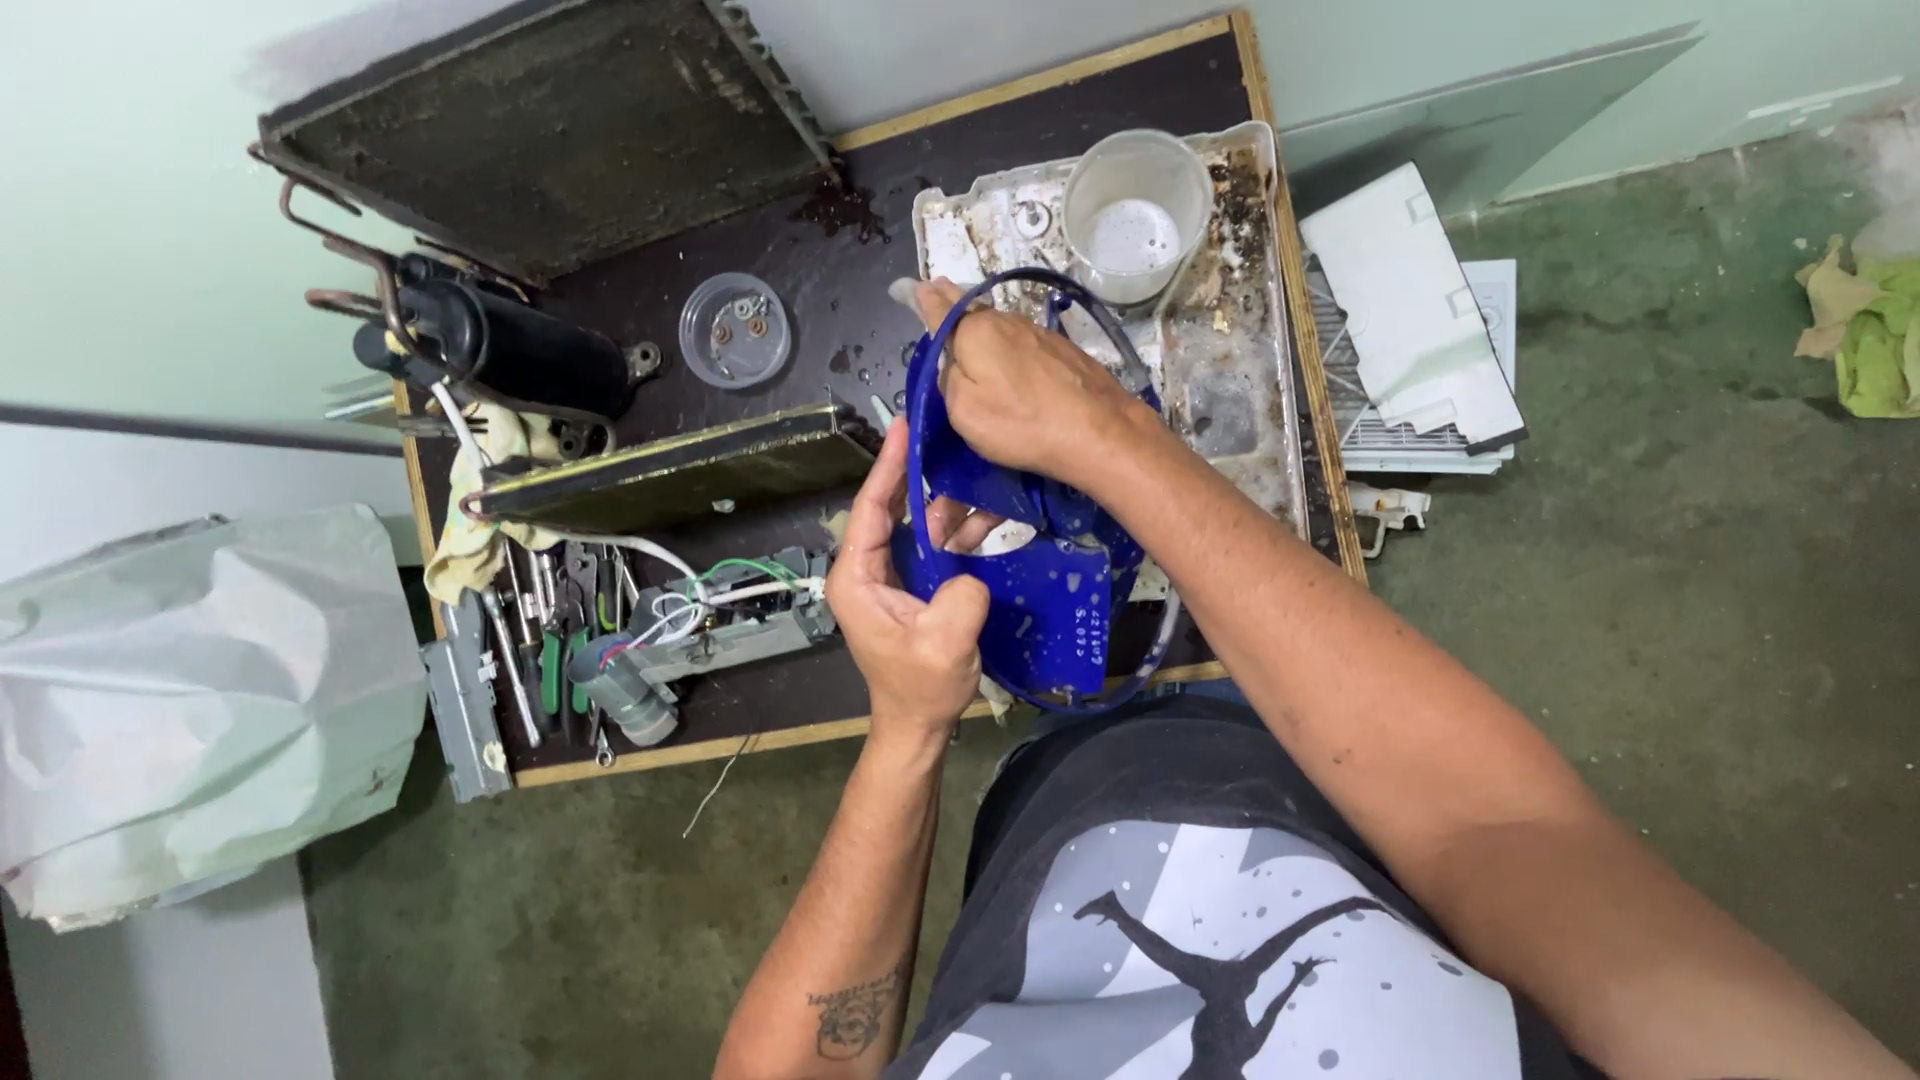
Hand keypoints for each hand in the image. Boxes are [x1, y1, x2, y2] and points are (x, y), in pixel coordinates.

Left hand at [827, 419, 992, 747]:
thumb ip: (960, 598)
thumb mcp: (944, 645)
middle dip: (915, 473)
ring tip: (977, 478)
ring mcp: (888, 578)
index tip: (902, 426)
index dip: (887, 466)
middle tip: (942, 435)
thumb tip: (970, 573)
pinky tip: (983, 517)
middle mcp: (866, 571)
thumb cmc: (920, 688)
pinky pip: (930, 547)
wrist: (918, 723)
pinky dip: (953, 531)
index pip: (870, 509)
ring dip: (944, 505)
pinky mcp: (910, 587)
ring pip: (914, 525)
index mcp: (857, 578)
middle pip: (889, 508)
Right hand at [912, 278, 1159, 487]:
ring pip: (998, 325)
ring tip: (968, 329)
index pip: (938, 308)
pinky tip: (1008, 357)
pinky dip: (1008, 344)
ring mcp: (1038, 333)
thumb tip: (949, 363)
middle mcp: (1006, 322)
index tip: (909, 288)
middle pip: (970, 310)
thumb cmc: (1021, 424)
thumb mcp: (964, 411)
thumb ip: (947, 380)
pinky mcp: (1062, 350)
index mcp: (975, 332)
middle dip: (950, 304)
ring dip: (981, 326)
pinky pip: (1022, 341)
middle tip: (937, 293)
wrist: (1097, 431)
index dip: (922, 299)